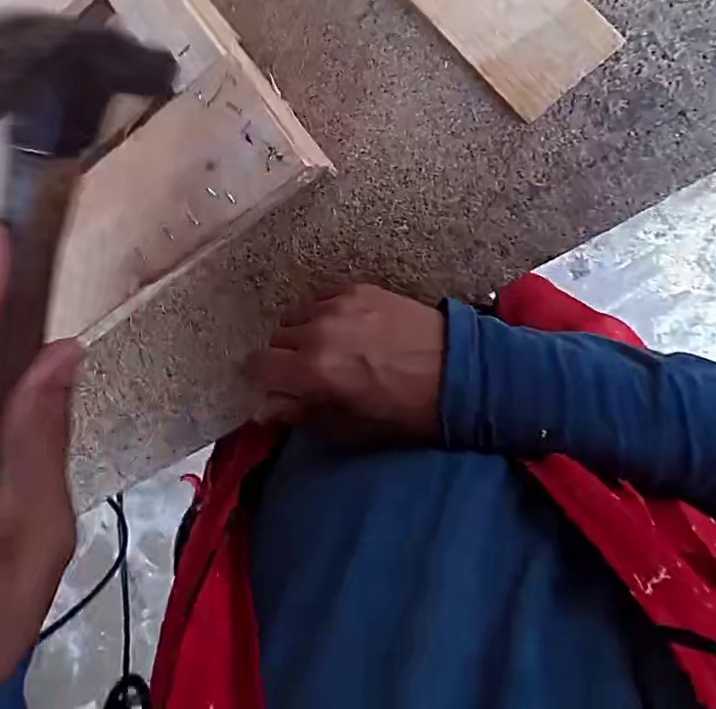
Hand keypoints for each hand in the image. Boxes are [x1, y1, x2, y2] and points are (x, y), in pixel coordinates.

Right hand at [241, 284, 444, 441]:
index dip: (260, 377)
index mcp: (314, 371)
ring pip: (295, 314)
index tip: (271, 384)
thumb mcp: (353, 427)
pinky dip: (322, 311)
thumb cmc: (407, 409)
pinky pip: (321, 296)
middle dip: (283, 357)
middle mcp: (319, 331)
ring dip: (302, 331)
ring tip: (326, 346)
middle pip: (275, 339)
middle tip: (306, 371)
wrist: (458, 369)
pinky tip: (343, 325)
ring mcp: (339, 304)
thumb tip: (270, 407)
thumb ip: (304, 414)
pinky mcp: (358, 288)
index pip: (257, 365)